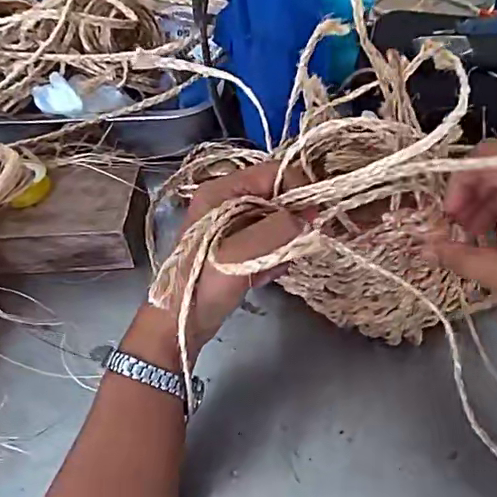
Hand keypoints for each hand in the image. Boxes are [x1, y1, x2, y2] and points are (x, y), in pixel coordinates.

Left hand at [129, 161, 303, 361]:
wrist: (179, 323)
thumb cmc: (203, 284)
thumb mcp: (241, 252)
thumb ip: (279, 228)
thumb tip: (310, 216)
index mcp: (223, 190)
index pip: (274, 172)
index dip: (300, 189)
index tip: (317, 215)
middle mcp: (229, 200)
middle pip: (279, 196)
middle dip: (294, 221)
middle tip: (297, 245)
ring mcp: (234, 224)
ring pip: (279, 221)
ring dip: (284, 244)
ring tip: (270, 267)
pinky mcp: (240, 246)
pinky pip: (271, 242)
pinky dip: (275, 257)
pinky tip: (262, 276)